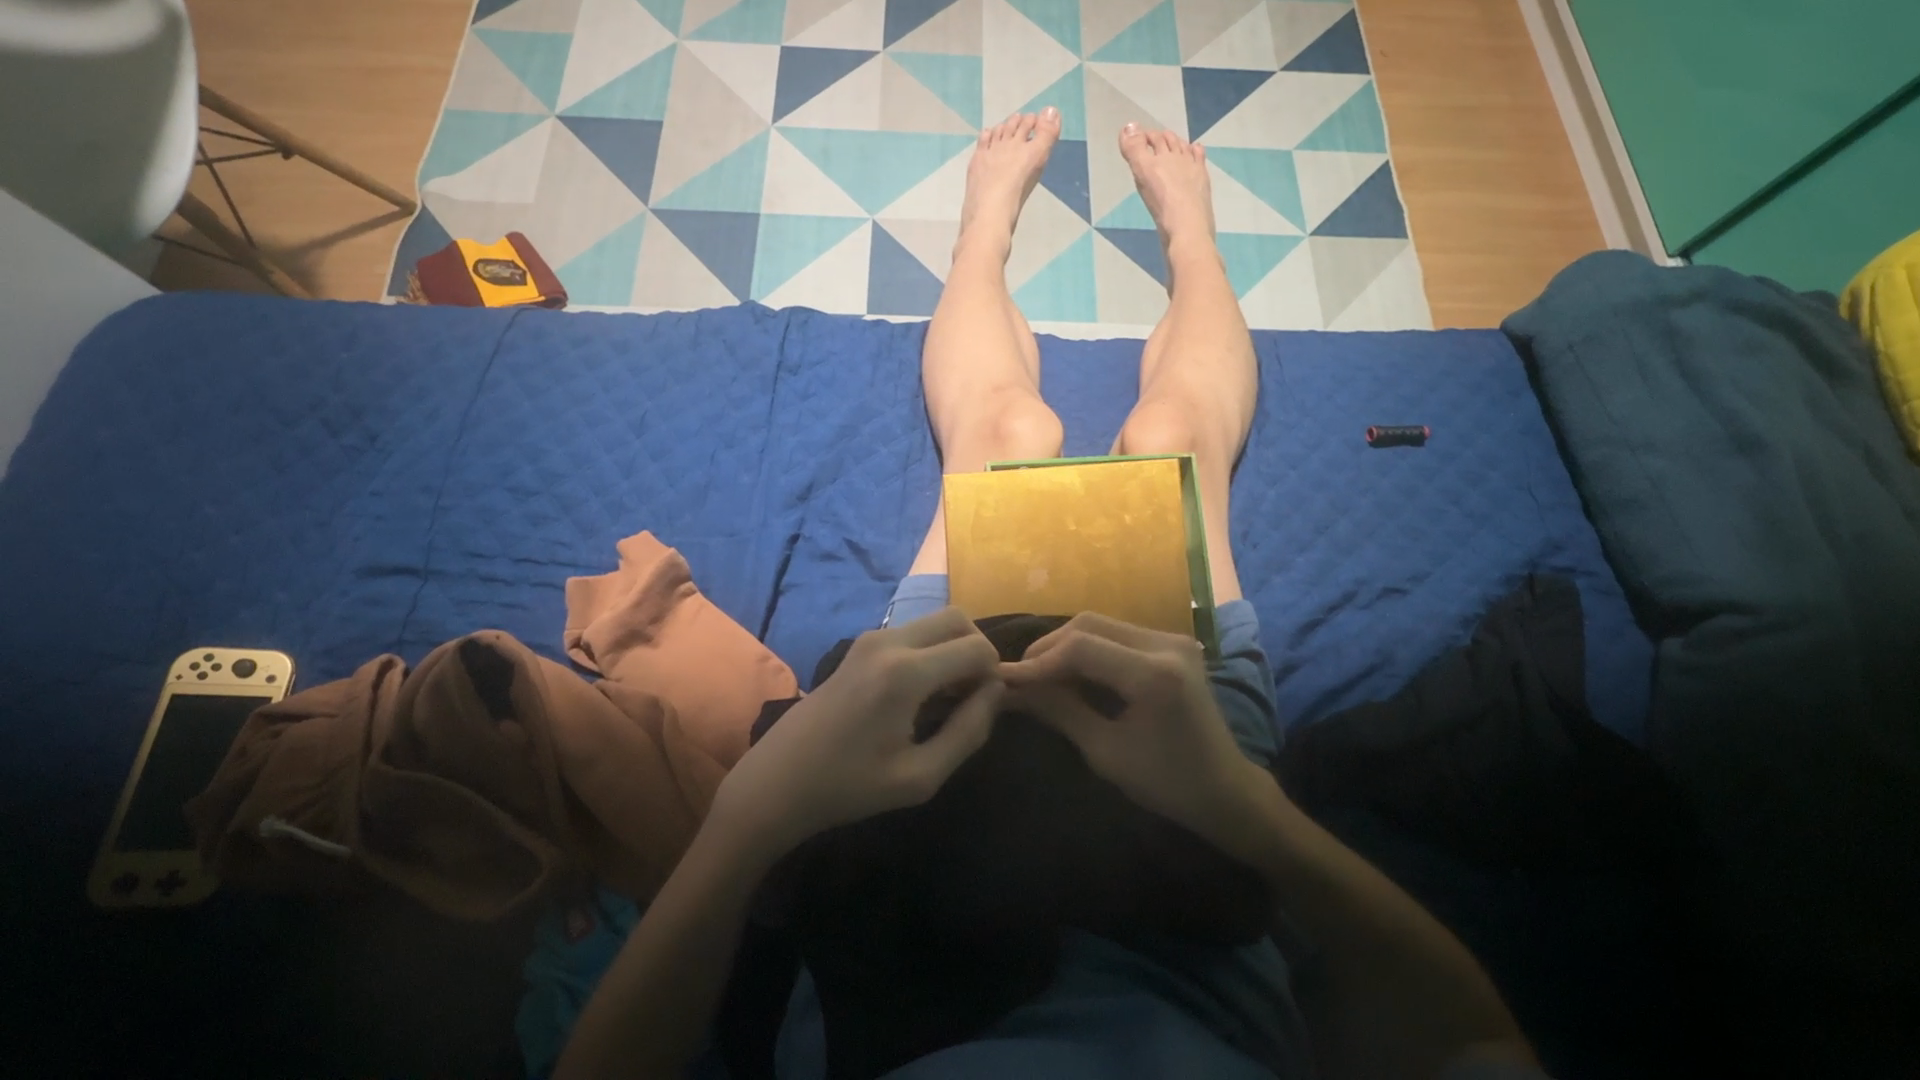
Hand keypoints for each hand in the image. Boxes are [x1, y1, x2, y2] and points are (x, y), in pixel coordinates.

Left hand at [708, 607, 1003, 858]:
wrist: (778, 781)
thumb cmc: (849, 787)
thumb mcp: (920, 776)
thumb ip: (969, 731)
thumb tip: (996, 692)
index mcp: (905, 672)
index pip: (978, 647)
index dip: (994, 676)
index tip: (982, 710)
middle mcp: (889, 641)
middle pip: (958, 618)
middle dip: (977, 651)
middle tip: (970, 695)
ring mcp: (870, 638)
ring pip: (934, 622)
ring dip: (952, 650)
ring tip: (945, 700)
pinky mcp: (858, 646)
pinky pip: (912, 632)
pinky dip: (930, 652)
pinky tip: (919, 696)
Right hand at [1001, 613, 1278, 864]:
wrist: (1225, 790)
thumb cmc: (1166, 783)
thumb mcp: (1105, 752)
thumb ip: (1058, 711)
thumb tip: (1010, 690)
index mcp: (1154, 675)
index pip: (1080, 648)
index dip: (1037, 662)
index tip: (1004, 681)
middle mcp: (1167, 644)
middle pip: (1088, 624)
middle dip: (1048, 649)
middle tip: (1019, 678)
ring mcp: (1173, 639)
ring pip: (1101, 624)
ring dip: (1066, 646)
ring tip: (1038, 675)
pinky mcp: (1172, 644)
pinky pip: (1117, 633)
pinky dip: (1088, 648)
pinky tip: (1069, 672)